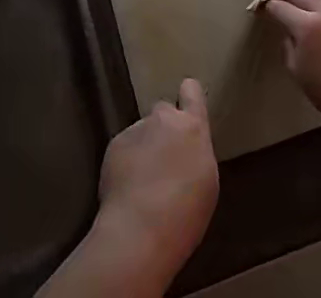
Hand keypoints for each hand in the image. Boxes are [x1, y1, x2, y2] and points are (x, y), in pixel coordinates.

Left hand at [92, 78, 218, 277]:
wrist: (140, 230)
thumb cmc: (185, 211)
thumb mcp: (206, 179)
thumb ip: (196, 153)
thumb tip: (186, 151)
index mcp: (193, 127)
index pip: (192, 91)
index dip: (189, 95)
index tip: (187, 102)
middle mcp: (164, 119)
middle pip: (164, 112)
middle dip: (163, 128)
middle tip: (163, 159)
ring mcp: (136, 129)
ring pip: (142, 132)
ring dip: (143, 147)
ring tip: (141, 182)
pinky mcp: (114, 145)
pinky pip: (124, 148)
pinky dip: (125, 162)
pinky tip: (126, 188)